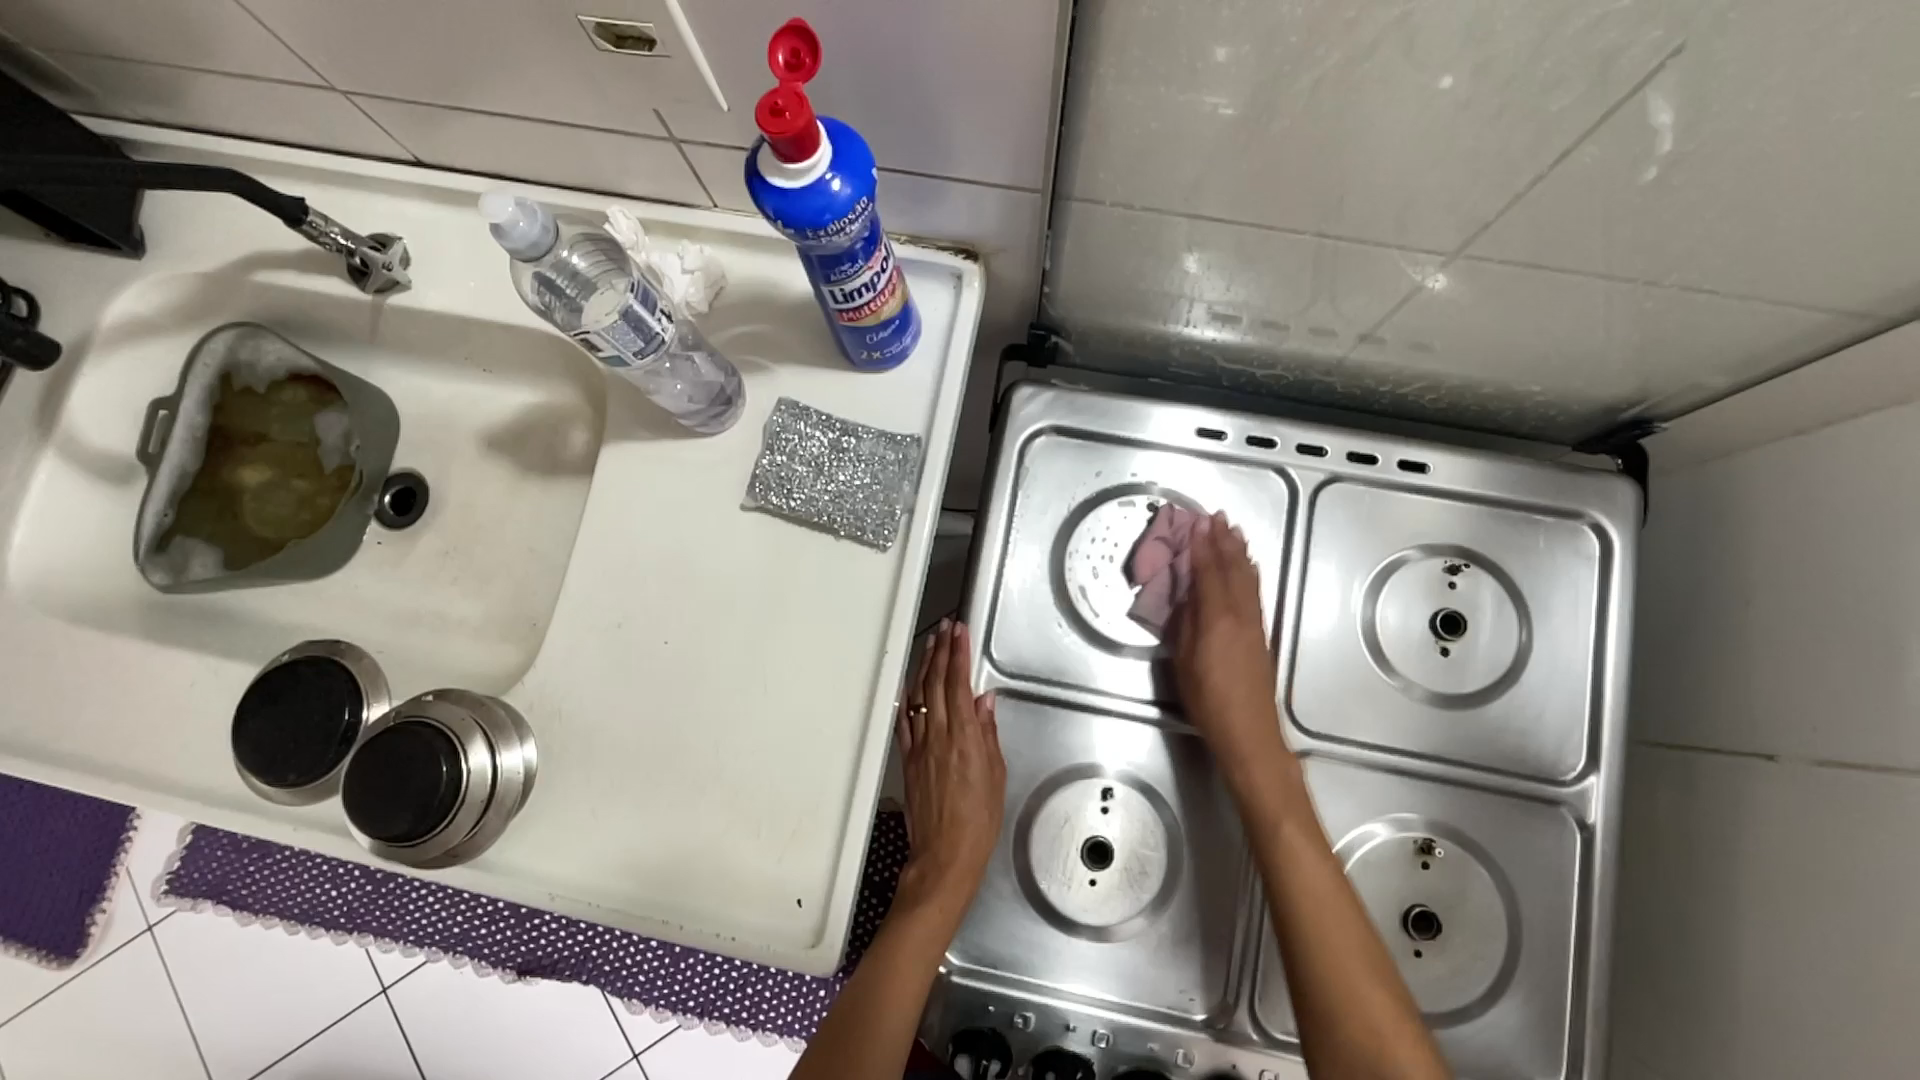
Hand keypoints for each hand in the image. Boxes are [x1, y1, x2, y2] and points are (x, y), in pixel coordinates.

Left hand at [895, 619, 1005, 921]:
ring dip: (923, 667)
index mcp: (963, 738)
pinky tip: (908, 687)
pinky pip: (905, 721)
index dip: (958, 654)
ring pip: (918, 696)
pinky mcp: (908, 760)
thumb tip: (984, 703)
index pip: (958, 683)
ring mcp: (919, 746)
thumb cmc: (976, 822)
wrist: (945, 854)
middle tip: (945, 629)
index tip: (959, 633)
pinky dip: (906, 699)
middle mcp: (937, 736)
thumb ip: (987, 733)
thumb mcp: (996, 774)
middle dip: (940, 651)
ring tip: (930, 646)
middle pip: (935, 682)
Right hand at [1172, 512, 1290, 780]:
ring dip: (1239, 553)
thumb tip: (1185, 595)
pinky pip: (1255, 592)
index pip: (1208, 573)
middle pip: (1232, 569)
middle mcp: (1240, 615)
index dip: (1202, 547)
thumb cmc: (1208, 700)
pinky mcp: (1261, 635)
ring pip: (1247, 579)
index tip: (1198, 523)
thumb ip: (1184, 624)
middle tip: (1218, 517)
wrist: (1248, 730)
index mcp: (1216, 619)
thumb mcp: (1184, 662)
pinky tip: (1248, 567)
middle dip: (1224, 542)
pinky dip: (1249, 572)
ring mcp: (1254, 624)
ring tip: (1234, 532)